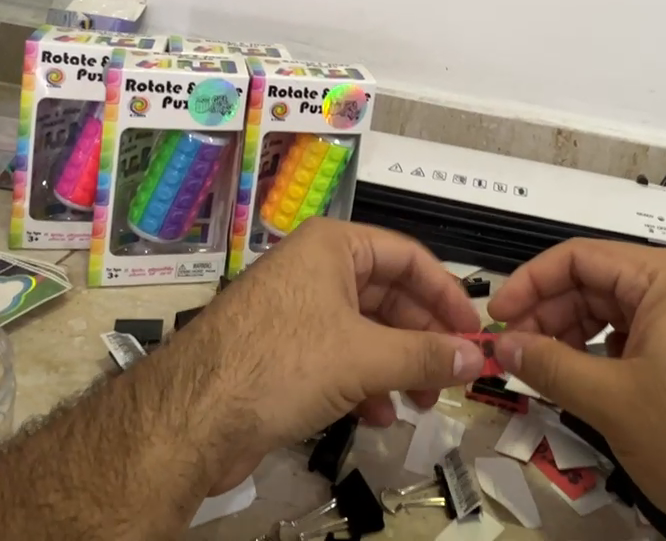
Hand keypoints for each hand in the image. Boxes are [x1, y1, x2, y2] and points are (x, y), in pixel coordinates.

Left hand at [0, 220, 487, 540]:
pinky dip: (365, 382)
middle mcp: (316, 269)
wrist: (192, 418)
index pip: (407, 257)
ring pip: (366, 330)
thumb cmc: (280, 363)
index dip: (445, 294)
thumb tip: (473, 356)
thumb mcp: (364, 357)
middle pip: (388, 295)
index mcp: (334, 246)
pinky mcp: (283, 351)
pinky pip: (340, 356)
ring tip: (419, 402)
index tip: (473, 331)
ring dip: (397, 365)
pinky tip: (377, 415)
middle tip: (451, 373)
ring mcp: (297, 310)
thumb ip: (424, 354)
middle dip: (421, 337)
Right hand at [488, 240, 665, 538]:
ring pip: (609, 312)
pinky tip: (577, 379)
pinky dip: (597, 354)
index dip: (530, 282)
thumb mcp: (611, 400)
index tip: (497, 317)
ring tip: (538, 368)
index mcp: (660, 276)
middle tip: (511, 350)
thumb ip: (549, 365)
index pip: (577, 256)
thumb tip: (503, 346)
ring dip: (568, 336)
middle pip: (592, 282)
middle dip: (547, 313)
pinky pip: (630, 337)